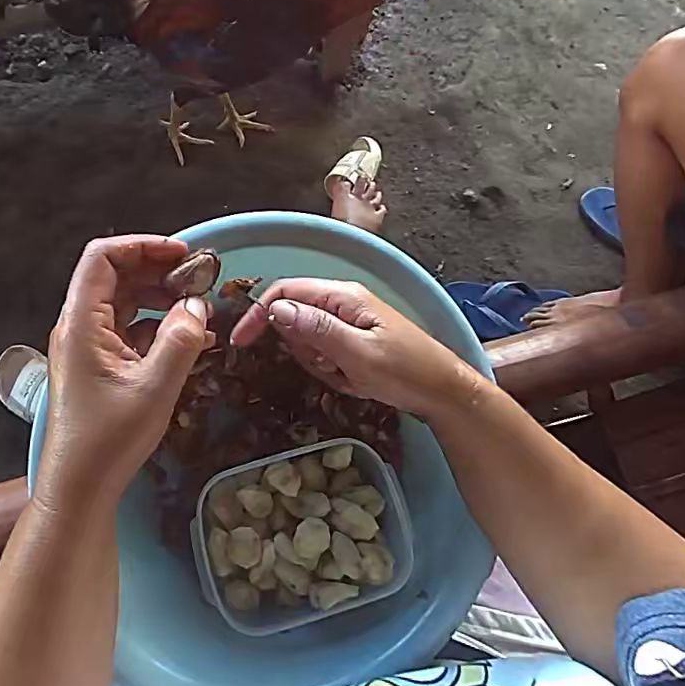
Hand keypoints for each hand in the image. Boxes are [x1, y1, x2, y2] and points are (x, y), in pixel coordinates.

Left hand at [38, 236, 212, 509]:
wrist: (79, 488)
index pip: (103, 258)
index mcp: (81, 322)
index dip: (142, 246)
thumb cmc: (109, 440)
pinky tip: (187, 337)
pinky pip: (129, 329)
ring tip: (197, 307)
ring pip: (124, 302)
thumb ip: (181, 340)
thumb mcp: (155, 387)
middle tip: (198, 279)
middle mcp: (79, 326)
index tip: (182, 254)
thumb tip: (197, 305)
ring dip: (160, 298)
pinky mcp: (98, 364)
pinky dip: (157, 325)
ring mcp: (87, 345)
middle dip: (157, 271)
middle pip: (115, 276)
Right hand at [230, 278, 479, 416]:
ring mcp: (347, 321)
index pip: (286, 292)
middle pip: (294, 317)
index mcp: (343, 296)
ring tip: (348, 375)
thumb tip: (276, 308)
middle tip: (331, 368)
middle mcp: (342, 302)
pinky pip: (323, 353)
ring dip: (319, 362)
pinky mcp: (352, 339)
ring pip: (306, 339)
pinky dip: (331, 369)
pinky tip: (354, 379)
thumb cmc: (406, 371)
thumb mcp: (358, 354)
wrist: (444, 393)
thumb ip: (316, 329)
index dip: (259, 313)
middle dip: (302, 348)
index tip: (241, 341)